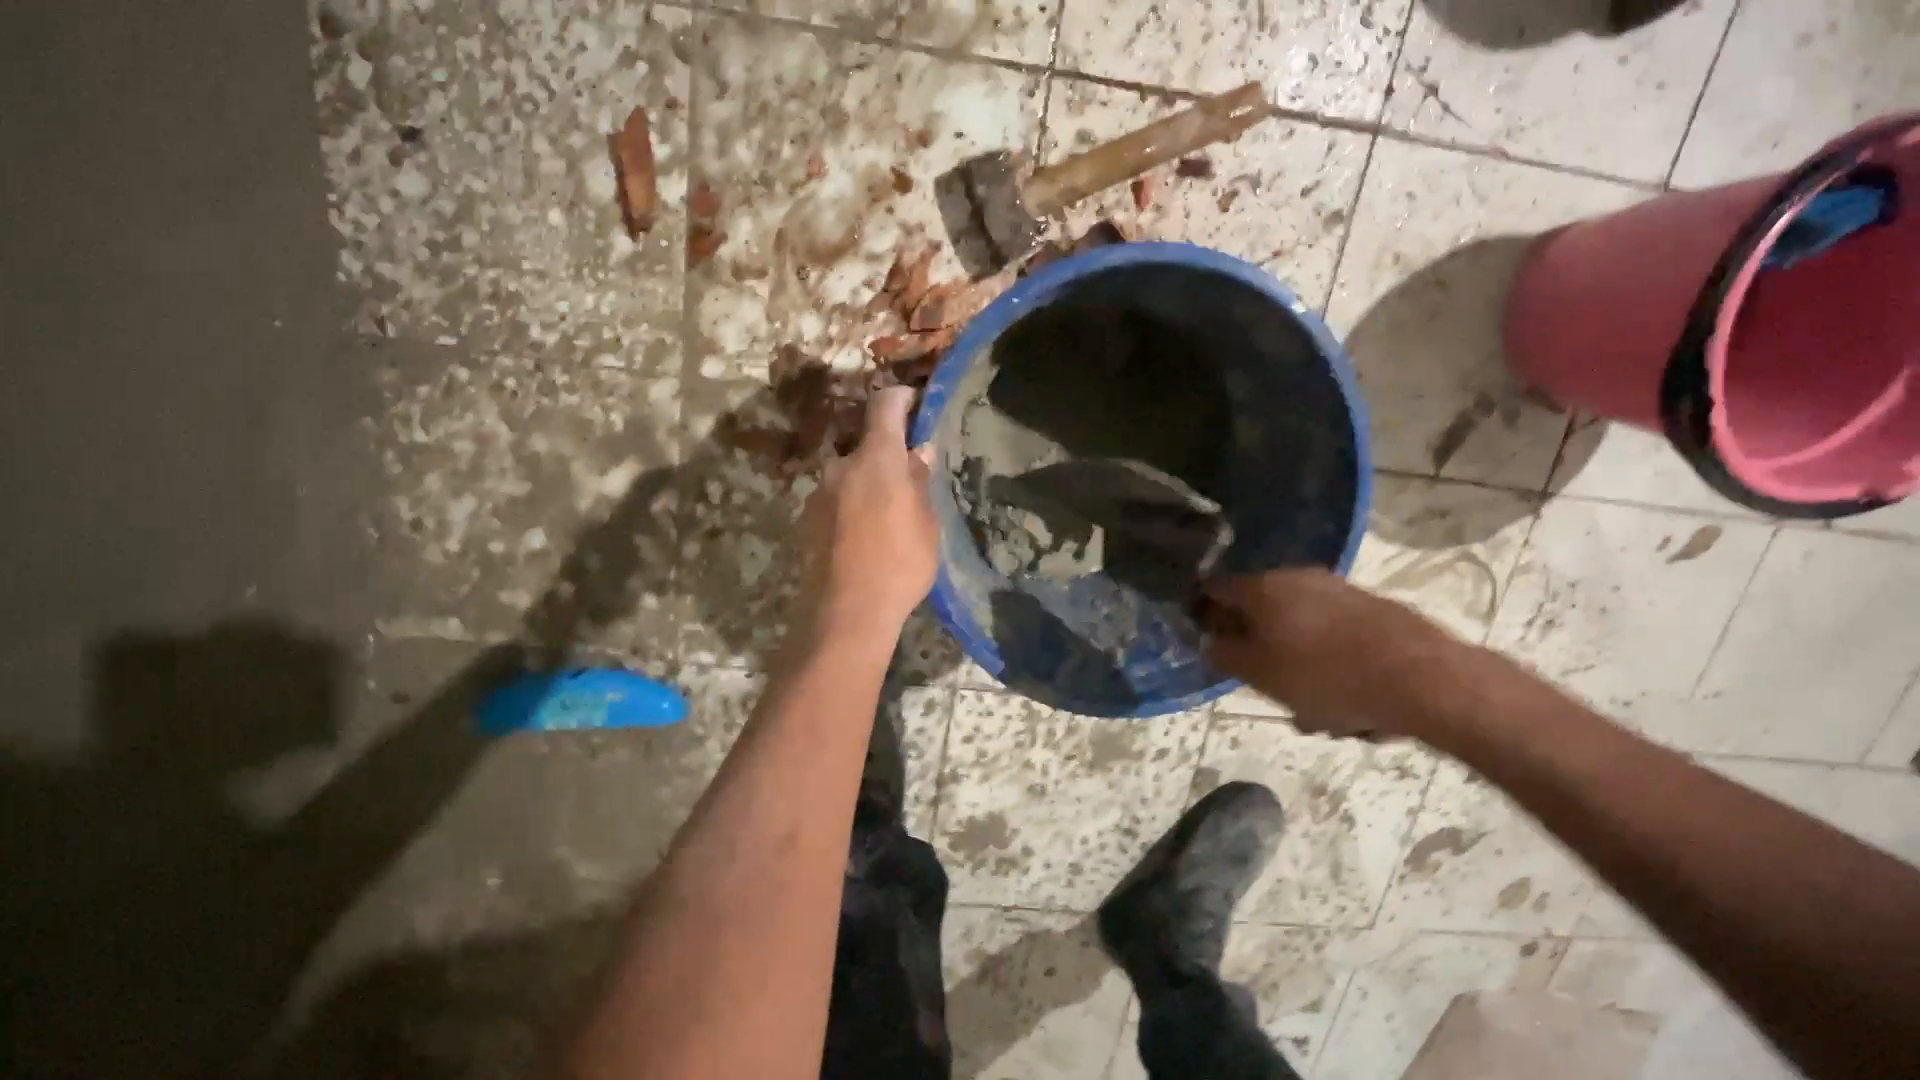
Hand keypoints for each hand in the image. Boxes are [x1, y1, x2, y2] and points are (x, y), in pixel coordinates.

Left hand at [795, 386, 938, 640]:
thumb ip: (920, 482)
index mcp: (875, 458)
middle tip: (909, 478)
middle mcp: (840, 466)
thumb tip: (919, 452)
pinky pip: (835, 501)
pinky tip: (865, 537)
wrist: (845, 614)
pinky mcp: (806, 521)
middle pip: (865, 445)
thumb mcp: (926, 524)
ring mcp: (818, 493)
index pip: (884, 406)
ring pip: (849, 475)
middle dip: (886, 455)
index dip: (902, 398)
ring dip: (867, 484)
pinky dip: (851, 507)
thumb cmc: (899, 564)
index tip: (917, 403)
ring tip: (888, 516)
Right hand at [1200, 569, 1463, 738]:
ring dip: (1296, 661)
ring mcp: (1340, 592)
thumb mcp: (1260, 675)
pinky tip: (1348, 704)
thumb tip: (1209, 641)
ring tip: (1314, 710)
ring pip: (1301, 629)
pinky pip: (1336, 640)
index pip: (1215, 589)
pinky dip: (1331, 665)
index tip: (1205, 642)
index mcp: (1263, 587)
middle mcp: (1299, 578)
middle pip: (1261, 610)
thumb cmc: (1326, 676)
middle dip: (1256, 645)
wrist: (1422, 679)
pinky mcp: (1373, 611)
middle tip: (1261, 683)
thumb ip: (1225, 655)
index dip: (1203, 613)